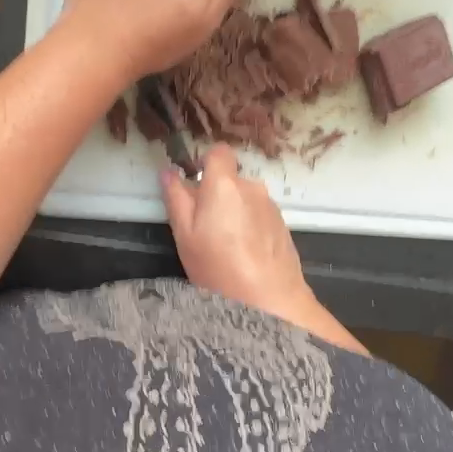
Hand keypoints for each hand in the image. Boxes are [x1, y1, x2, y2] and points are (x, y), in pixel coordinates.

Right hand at [161, 144, 316, 320]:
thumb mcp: (185, 235)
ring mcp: (271, 206)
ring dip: (235, 215)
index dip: (205, 164)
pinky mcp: (283, 225)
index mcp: (225, 184)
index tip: (195, 186)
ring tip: (226, 249)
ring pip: (245, 200)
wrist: (270, 299)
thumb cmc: (219, 267)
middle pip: (231, 180)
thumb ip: (176, 199)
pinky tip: (245, 256)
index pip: (218, 152)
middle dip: (218, 197)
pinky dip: (250, 229)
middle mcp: (252, 187)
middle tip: (204, 230)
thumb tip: (169, 172)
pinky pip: (259, 217)